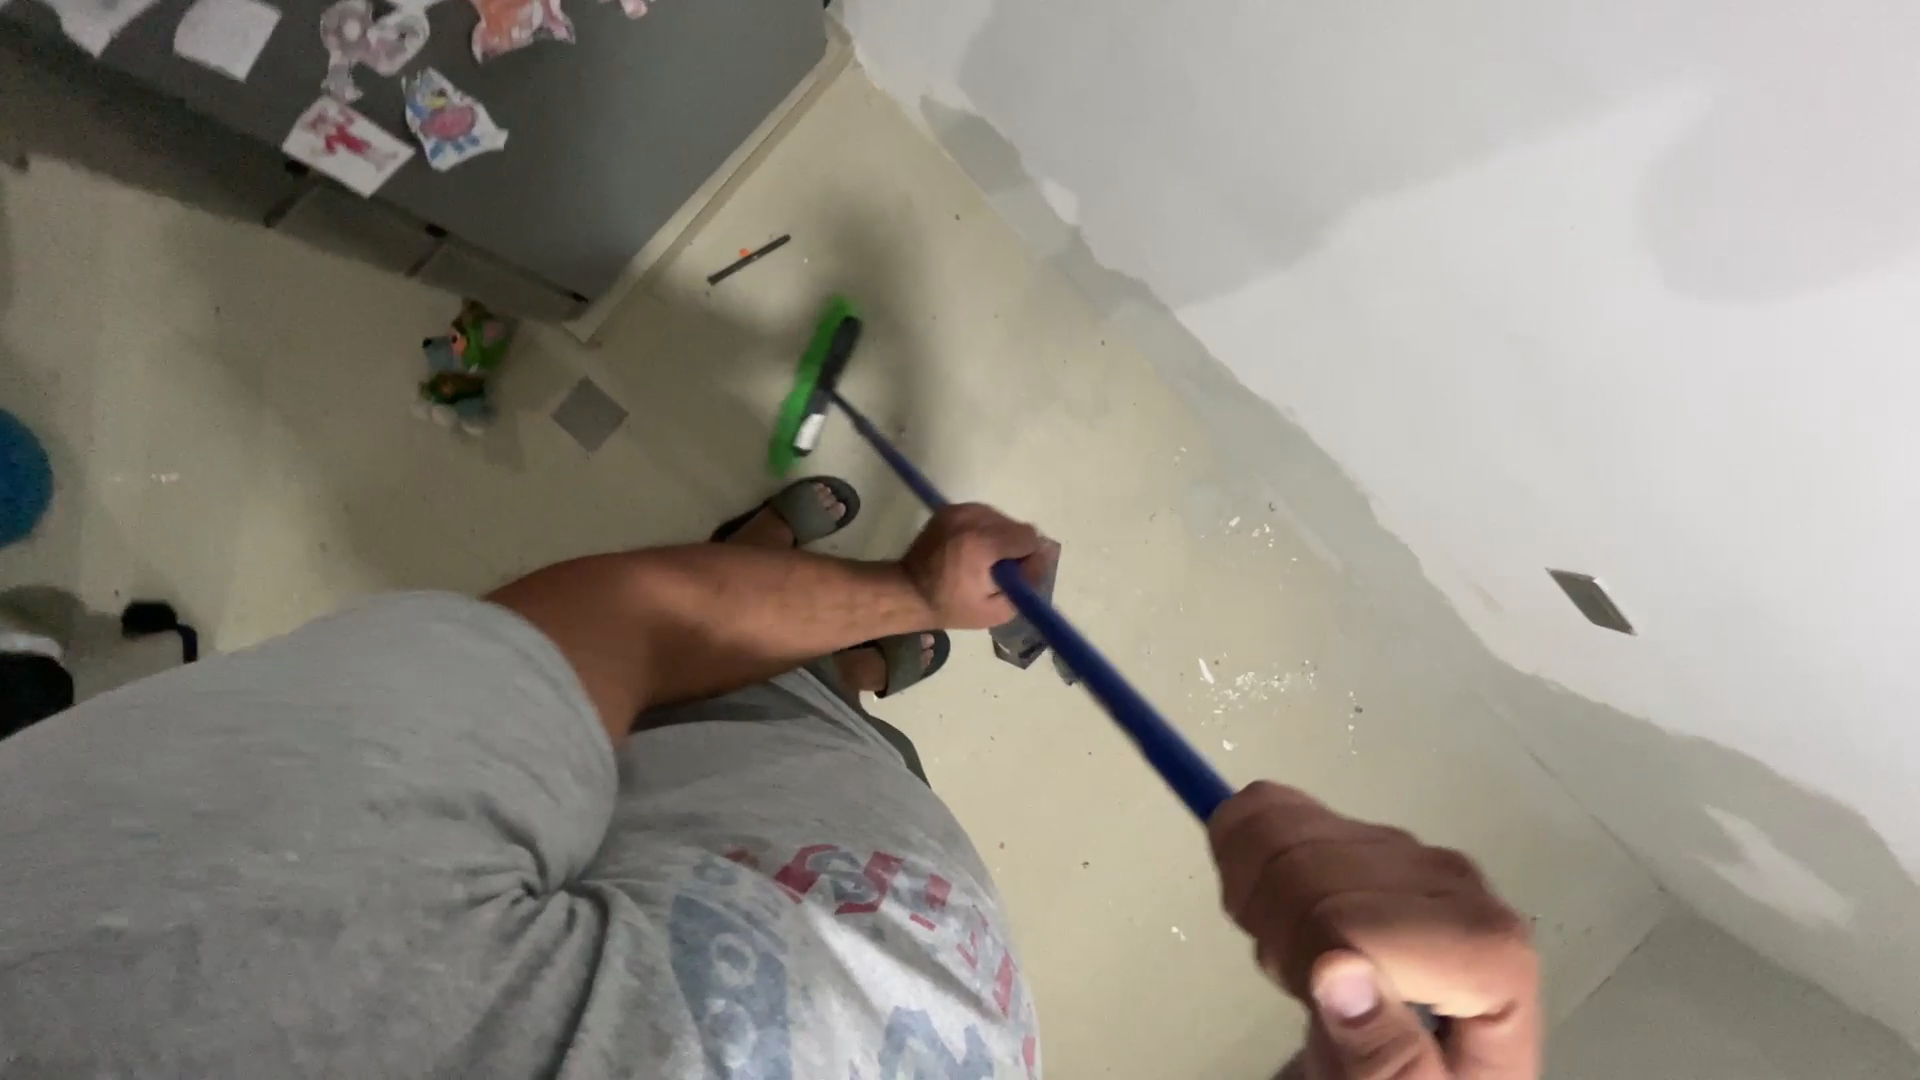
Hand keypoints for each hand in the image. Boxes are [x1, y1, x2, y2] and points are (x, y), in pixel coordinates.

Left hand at [900, 503, 1052, 628]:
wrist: (908, 590)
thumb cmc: (951, 606)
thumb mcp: (996, 609)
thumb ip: (1027, 583)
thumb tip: (1044, 560)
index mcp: (982, 543)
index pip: (1028, 537)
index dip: (1029, 557)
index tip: (1017, 574)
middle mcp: (972, 518)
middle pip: (1015, 526)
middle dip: (1015, 547)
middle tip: (999, 570)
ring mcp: (959, 510)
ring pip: (1001, 518)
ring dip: (1001, 537)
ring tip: (984, 560)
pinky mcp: (950, 509)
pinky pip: (983, 515)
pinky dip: (985, 530)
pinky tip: (974, 549)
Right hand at [1209, 782, 1539, 1079]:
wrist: (1420, 1068)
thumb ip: (1383, 1058)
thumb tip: (1336, 965)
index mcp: (1486, 951)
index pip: (1340, 919)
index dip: (1300, 960)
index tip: (1306, 1001)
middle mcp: (1453, 879)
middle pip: (1305, 870)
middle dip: (1276, 929)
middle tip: (1300, 985)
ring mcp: (1404, 845)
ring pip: (1276, 831)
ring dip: (1255, 893)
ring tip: (1292, 948)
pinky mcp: (1358, 824)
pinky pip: (1264, 804)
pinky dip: (1239, 848)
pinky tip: (1268, 895)